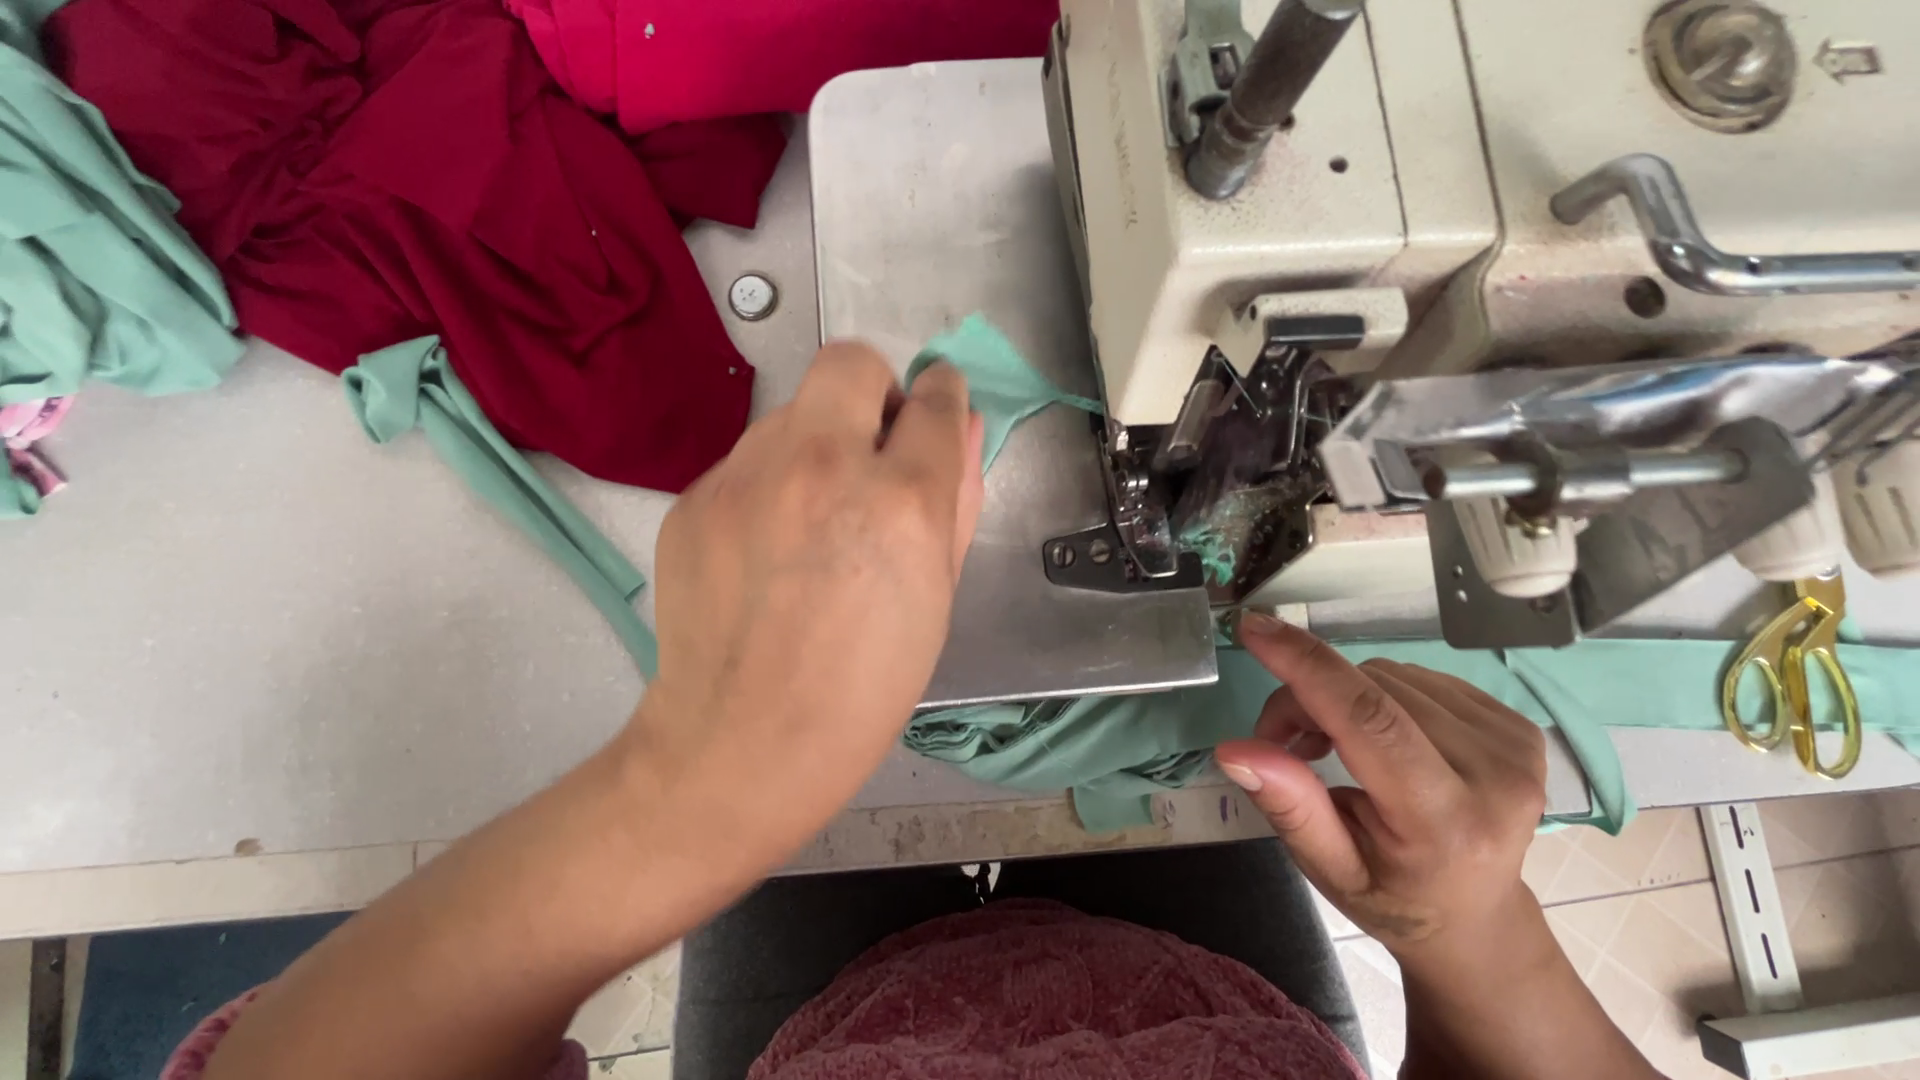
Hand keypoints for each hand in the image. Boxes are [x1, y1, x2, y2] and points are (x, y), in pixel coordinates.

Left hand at [629, 341, 984, 876]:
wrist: (741, 745)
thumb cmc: (864, 688)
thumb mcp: (937, 597)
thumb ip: (957, 500)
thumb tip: (961, 424)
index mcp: (899, 501)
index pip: (934, 401)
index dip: (942, 401)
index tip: (934, 410)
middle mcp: (819, 468)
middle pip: (851, 363)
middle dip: (875, 391)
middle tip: (873, 450)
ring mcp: (745, 477)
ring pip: (791, 411)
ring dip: (818, 443)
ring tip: (813, 519)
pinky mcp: (695, 498)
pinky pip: (746, 461)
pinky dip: (770, 484)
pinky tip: (766, 548)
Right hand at [1213, 614, 1546, 970]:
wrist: (1477, 917)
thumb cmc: (1393, 898)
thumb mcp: (1328, 868)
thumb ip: (1289, 807)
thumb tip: (1234, 750)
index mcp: (1447, 822)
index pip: (1370, 720)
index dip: (1308, 666)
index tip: (1254, 628)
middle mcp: (1497, 775)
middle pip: (1370, 690)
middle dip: (1306, 697)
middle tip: (1278, 741)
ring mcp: (1516, 744)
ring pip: (1390, 675)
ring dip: (1339, 694)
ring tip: (1326, 743)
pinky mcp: (1519, 726)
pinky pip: (1418, 678)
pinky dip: (1376, 694)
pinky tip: (1373, 734)